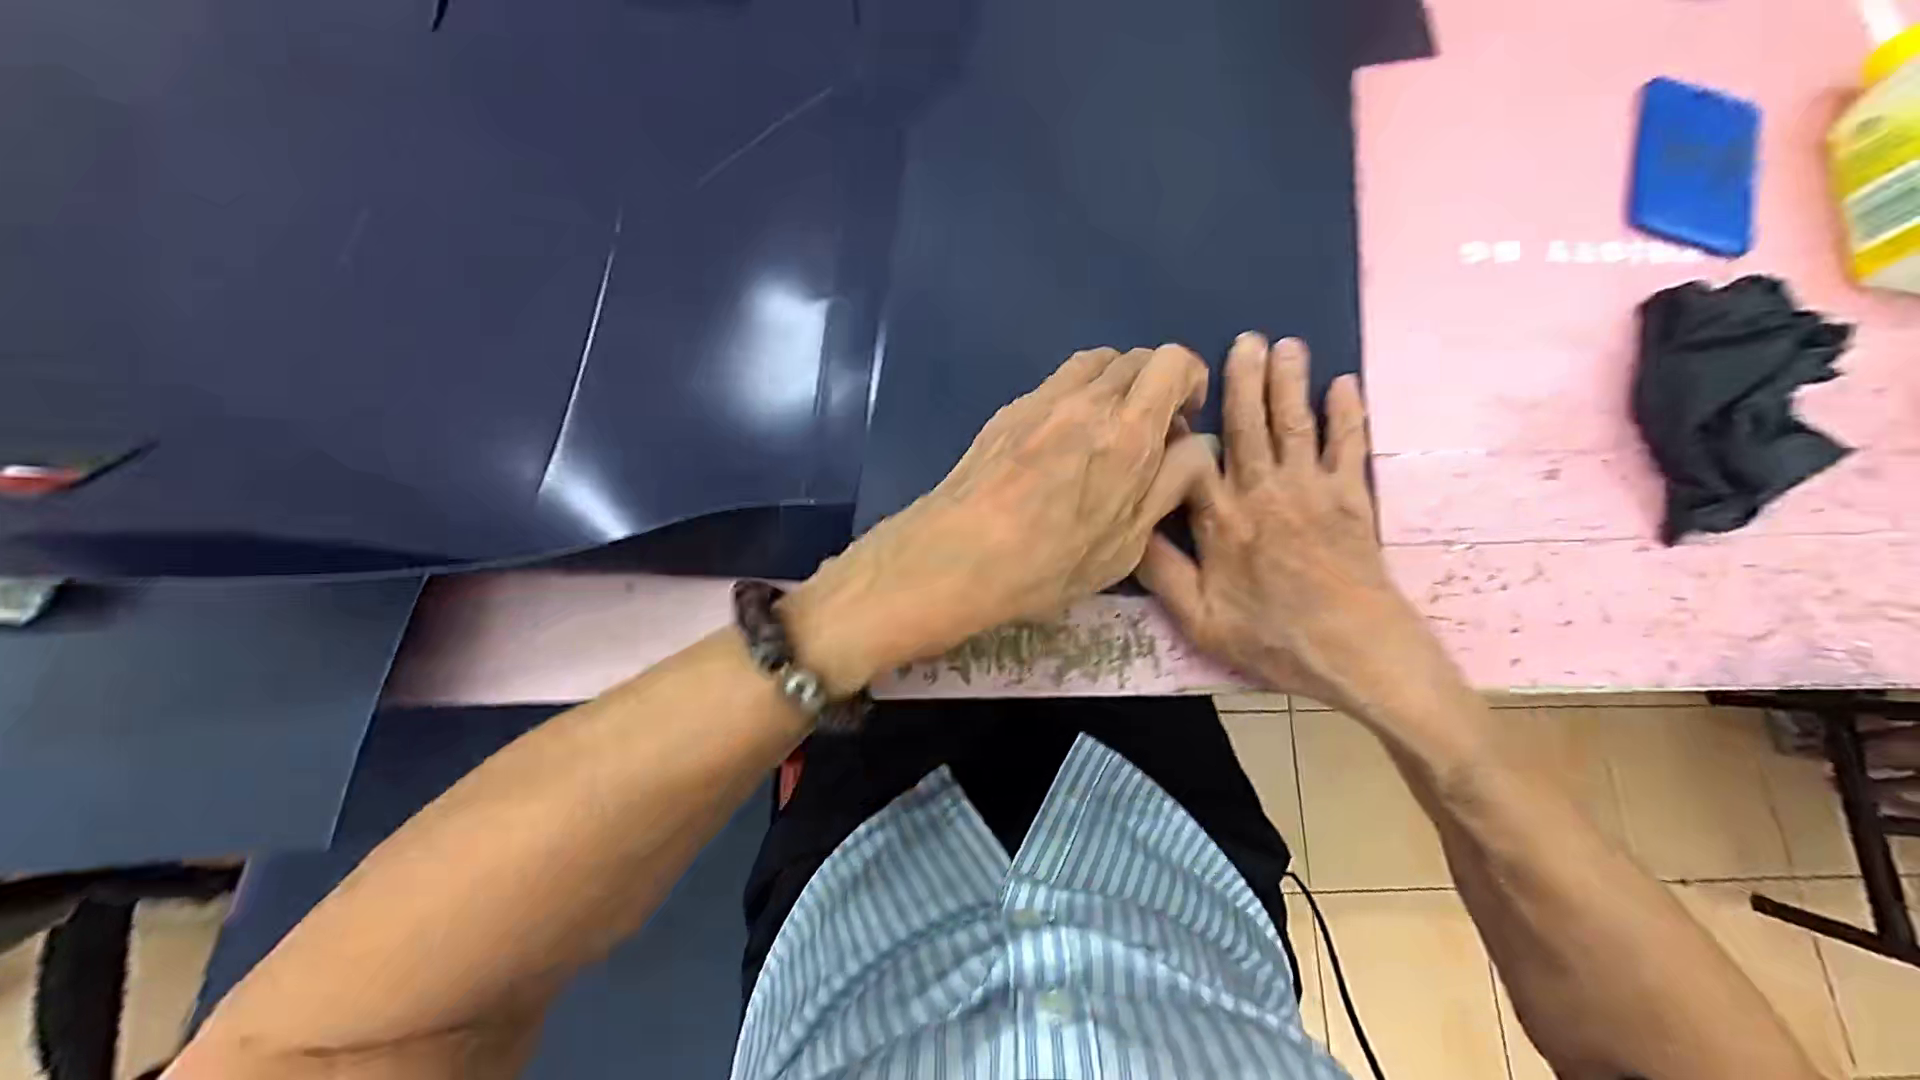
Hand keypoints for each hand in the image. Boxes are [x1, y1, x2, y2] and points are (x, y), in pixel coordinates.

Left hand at [786, 345, 1216, 694]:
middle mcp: (1087, 401)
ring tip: (1108, 429)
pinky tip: (1063, 439)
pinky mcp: (1010, 409)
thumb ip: (1170, 484)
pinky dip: (1077, 395)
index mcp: (1128, 432)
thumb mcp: (1127, 542)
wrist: (959, 554)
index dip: (1190, 381)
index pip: (1174, 362)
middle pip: (1136, 357)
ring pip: (1095, 363)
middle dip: (1155, 385)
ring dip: (1115, 384)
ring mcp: (1042, 399)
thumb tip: (1194, 444)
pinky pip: (1057, 383)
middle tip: (1148, 431)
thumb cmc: (1049, 563)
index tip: (1183, 420)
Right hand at [1137, 333, 1454, 719]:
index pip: (1192, 459)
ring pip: (1295, 424)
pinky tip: (1346, 384)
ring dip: (1290, 382)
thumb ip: (1161, 572)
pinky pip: (1349, 446)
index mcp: (1221, 521)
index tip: (1170, 392)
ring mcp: (1311, 491)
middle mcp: (1263, 493)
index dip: (1179, 424)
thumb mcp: (1198, 619)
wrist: (1357, 652)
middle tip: (1246, 338)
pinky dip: (1348, 414)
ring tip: (1287, 344)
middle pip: (1249, 426)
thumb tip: (1128, 530)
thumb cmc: (1272, 637)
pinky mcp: (1351, 498)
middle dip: (1245, 380)